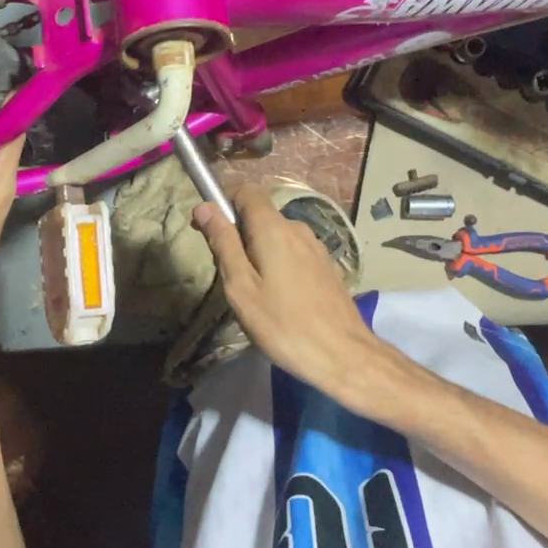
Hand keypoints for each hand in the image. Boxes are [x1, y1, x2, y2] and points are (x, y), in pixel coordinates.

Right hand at [191, 182, 381, 387]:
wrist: (342, 355)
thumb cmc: (283, 324)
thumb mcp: (241, 286)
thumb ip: (223, 243)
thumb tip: (205, 207)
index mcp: (274, 229)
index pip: (247, 191)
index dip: (224, 203)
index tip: (209, 230)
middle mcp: (298, 229)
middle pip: (260, 216)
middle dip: (238, 234)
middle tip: (229, 275)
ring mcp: (316, 247)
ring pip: (276, 237)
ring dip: (258, 253)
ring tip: (253, 293)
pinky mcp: (326, 267)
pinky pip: (292, 253)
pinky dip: (277, 264)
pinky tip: (278, 299)